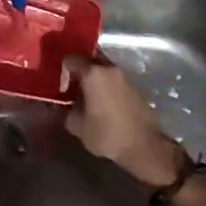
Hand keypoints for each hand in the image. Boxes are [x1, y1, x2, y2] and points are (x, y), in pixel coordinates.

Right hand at [62, 56, 184, 188]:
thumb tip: (67, 105)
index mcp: (94, 73)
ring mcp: (125, 77)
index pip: (71, 59)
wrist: (143, 145)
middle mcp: (110, 69)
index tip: (63, 88)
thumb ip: (67, 110)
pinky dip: (106, 86)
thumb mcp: (77, 125)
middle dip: (80, 71)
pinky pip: (115, 80)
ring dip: (94, 79)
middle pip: (90, 60)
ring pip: (104, 70)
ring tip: (88, 97)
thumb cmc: (106, 133)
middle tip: (73, 87)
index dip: (63, 71)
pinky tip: (103, 103)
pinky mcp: (135, 87)